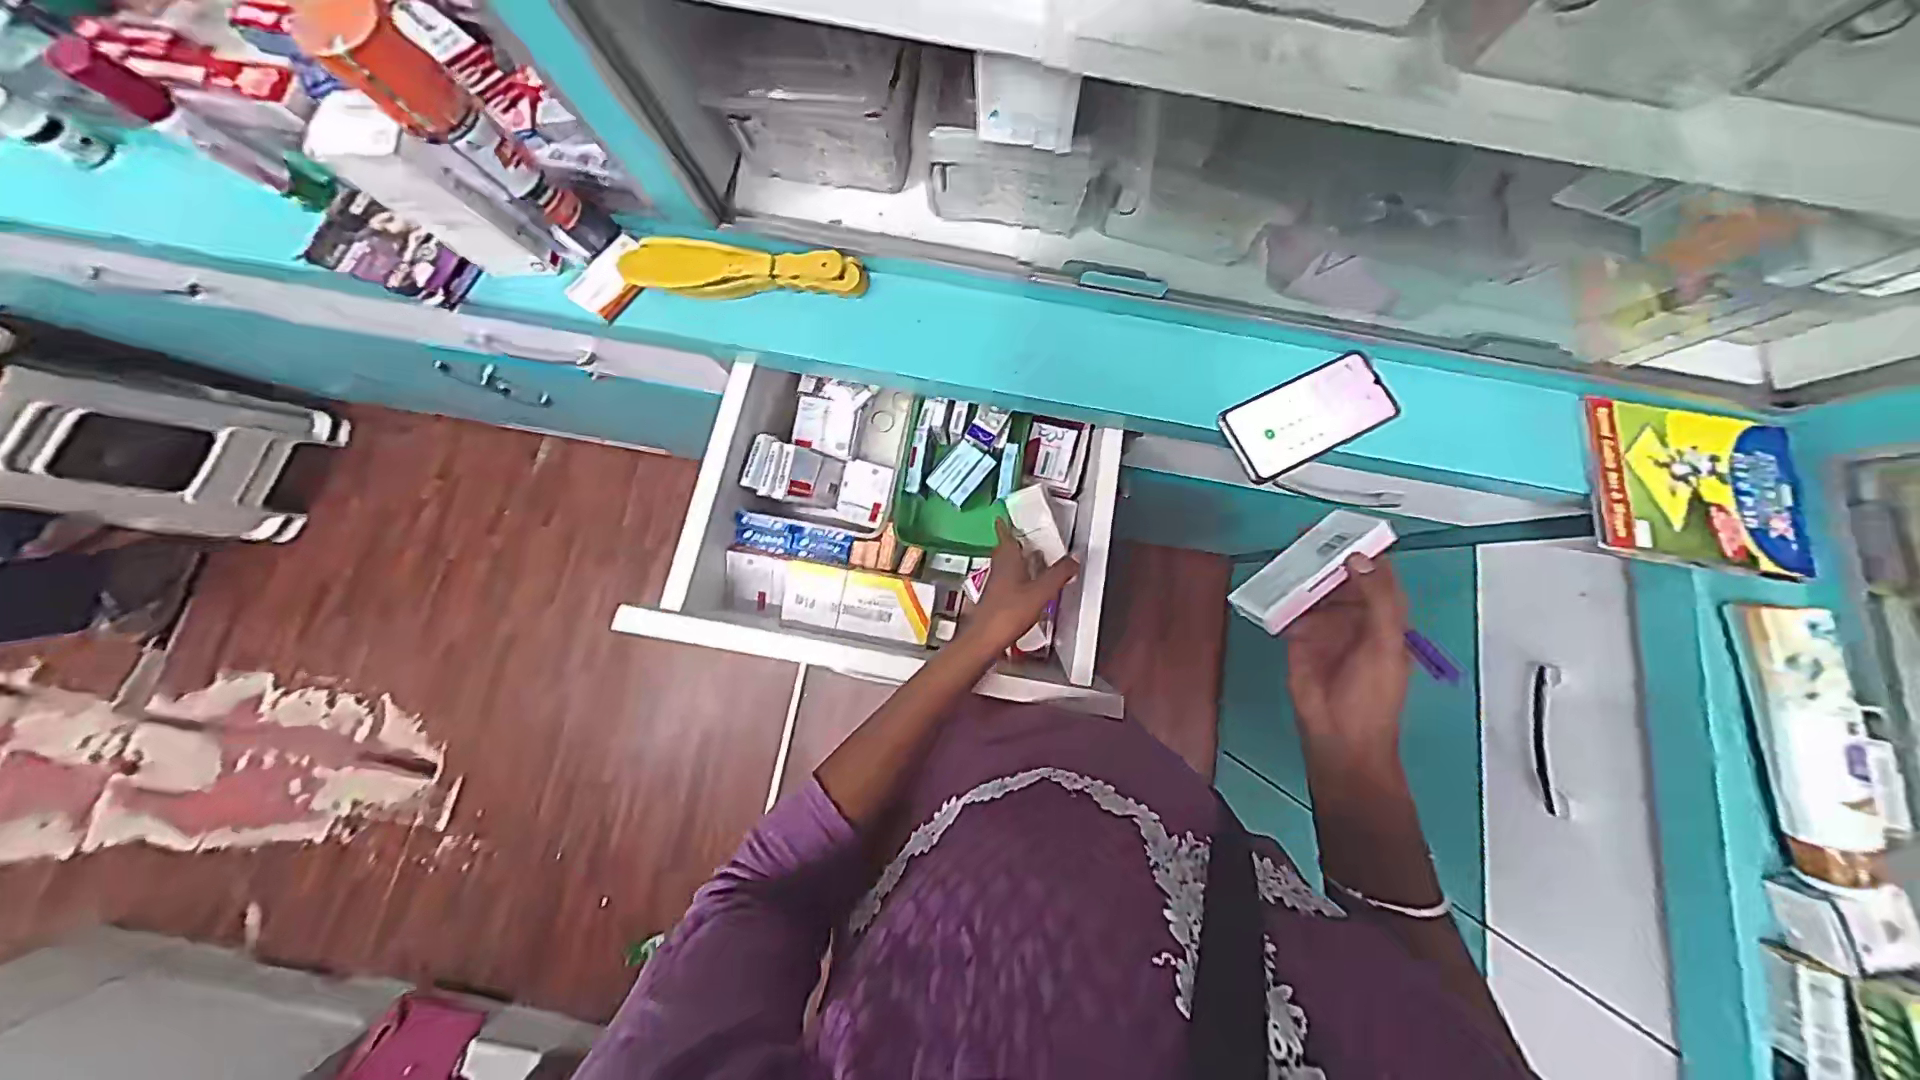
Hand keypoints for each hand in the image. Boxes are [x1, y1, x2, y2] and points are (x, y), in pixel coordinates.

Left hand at [959, 519, 1078, 654]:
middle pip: (1004, 550)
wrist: (985, 639)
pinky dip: (1016, 578)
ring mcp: (994, 584)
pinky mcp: (994, 600)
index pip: (1005, 535)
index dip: (1005, 525)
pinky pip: (1006, 581)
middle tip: (1021, 536)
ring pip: (1004, 565)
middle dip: (1012, 542)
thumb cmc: (1009, 612)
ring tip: (1028, 558)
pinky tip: (1025, 587)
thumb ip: (1059, 574)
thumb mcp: (1041, 592)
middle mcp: (998, 569)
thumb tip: (1074, 559)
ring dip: (1014, 560)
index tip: (1002, 516)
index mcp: (1007, 560)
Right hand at [1284, 554, 1409, 759]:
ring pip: (1313, 589)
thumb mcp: (1386, 643)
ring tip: (1286, 552)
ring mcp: (1324, 626)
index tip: (1348, 530)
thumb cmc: (1372, 693)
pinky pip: (1289, 608)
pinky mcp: (1298, 636)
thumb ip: (1377, 600)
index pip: (1377, 575)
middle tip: (1307, 536)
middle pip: (1340, 577)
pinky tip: (1270, 581)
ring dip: (1301, 573)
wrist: (1338, 733)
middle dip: (1327, 557)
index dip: (1366, 552)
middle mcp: (1354, 616)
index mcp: (1385, 616)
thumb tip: (1359, 559)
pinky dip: (1280, 595)